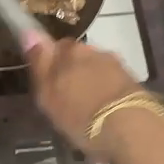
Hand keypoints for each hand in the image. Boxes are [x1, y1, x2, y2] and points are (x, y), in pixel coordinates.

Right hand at [24, 37, 147, 161]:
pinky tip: (105, 115)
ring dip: (91, 85)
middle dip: (72, 75)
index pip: (54, 48)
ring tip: (89, 112)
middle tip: (67, 102)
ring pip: (96, 72)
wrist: (131, 130)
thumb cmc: (81, 114)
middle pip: (77, 59)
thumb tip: (29, 32)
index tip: (48, 86)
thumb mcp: (48, 94)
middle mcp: (95, 51)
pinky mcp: (134, 83)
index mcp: (70, 50)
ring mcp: (117, 65)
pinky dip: (107, 95)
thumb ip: (39, 62)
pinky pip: (112, 85)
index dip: (50, 66)